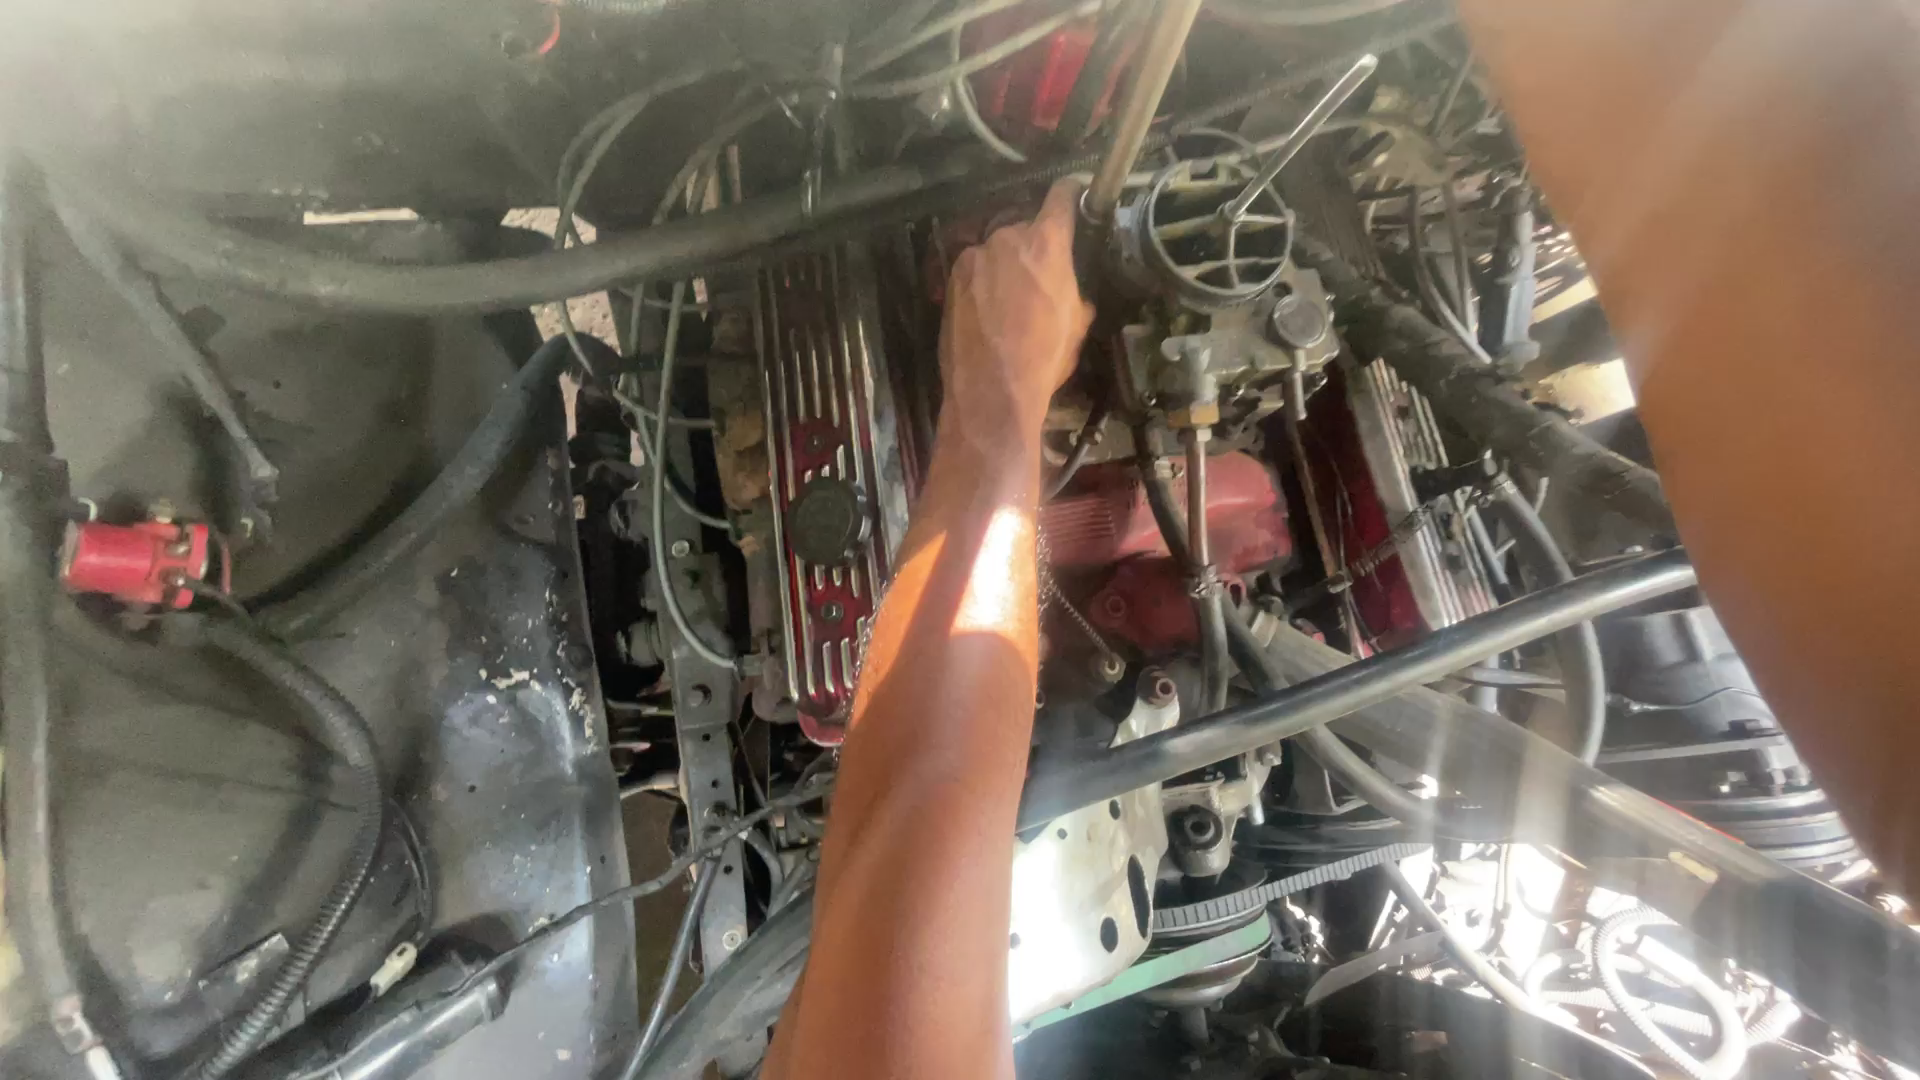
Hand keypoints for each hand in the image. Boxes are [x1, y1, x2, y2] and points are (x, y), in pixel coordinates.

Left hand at [938, 180, 1094, 442]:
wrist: (990, 389)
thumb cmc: (1042, 357)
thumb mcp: (1076, 324)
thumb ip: (1073, 291)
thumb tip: (1069, 291)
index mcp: (1046, 243)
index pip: (1062, 197)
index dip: (1070, 194)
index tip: (1074, 194)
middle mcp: (1006, 239)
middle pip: (1024, 231)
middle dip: (1032, 252)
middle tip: (1037, 284)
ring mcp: (973, 258)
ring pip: (995, 255)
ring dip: (1004, 271)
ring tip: (1008, 309)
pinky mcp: (950, 281)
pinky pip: (973, 275)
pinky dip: (982, 289)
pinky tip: (986, 318)